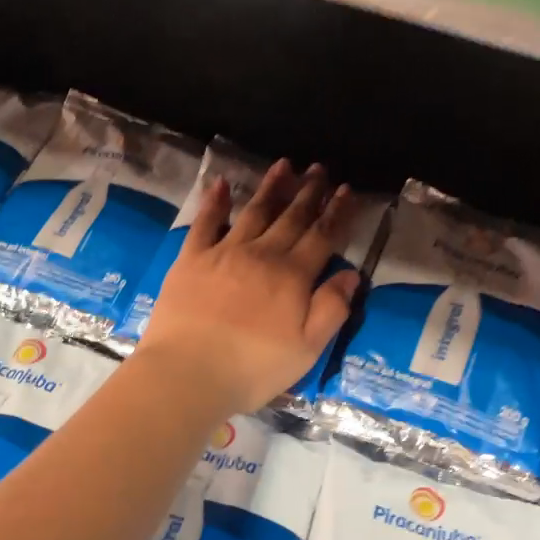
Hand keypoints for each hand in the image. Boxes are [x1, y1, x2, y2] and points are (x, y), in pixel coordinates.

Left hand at [133, 160, 360, 415]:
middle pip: (291, 217)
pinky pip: (205, 222)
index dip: (337, 212)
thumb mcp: (307, 349)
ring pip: (254, 211)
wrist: (188, 373)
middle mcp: (262, 255)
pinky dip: (214, 201)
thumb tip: (351, 274)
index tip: (347, 190)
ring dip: (271, 187)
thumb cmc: (253, 369)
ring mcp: (224, 252)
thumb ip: (332, 309)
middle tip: (319, 169)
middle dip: (309, 192)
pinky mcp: (191, 259)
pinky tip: (220, 184)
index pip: (322, 236)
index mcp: (293, 277)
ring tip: (284, 166)